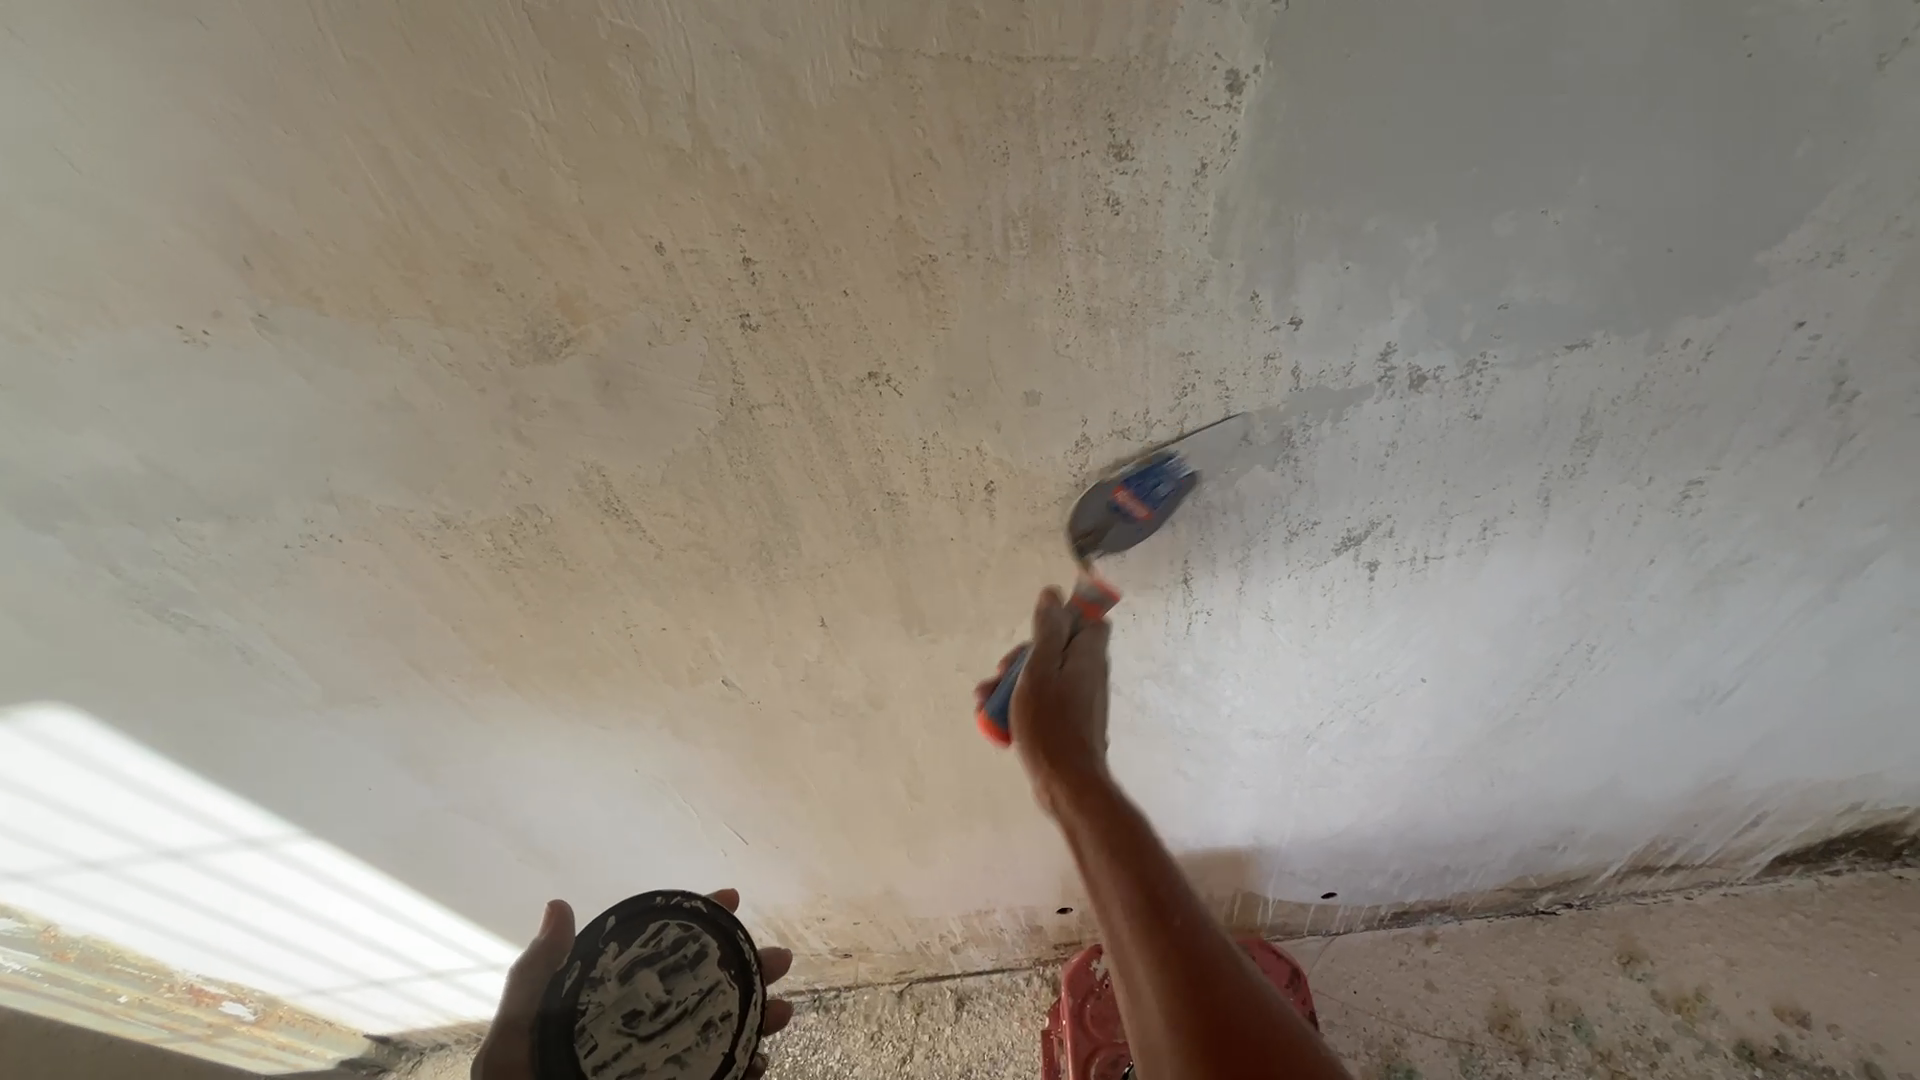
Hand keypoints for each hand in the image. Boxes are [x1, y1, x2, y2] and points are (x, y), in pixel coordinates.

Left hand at [471, 890, 794, 1079]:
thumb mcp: (510, 1049)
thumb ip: (533, 982)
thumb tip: (559, 906)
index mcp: (610, 1005)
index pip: (661, 950)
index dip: (699, 919)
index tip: (733, 897)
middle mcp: (644, 1031)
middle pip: (706, 987)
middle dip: (749, 966)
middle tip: (780, 959)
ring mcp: (665, 1068)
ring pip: (724, 1031)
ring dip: (758, 1016)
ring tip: (782, 1012)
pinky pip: (723, 1079)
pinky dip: (747, 1069)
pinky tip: (760, 1064)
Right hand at [974, 586, 1111, 815]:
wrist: (1066, 782)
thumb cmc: (1051, 722)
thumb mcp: (1041, 669)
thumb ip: (1048, 630)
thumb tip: (1053, 593)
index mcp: (1088, 655)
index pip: (1090, 619)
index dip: (1068, 614)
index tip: (1039, 622)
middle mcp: (1089, 673)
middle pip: (1057, 647)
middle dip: (1024, 654)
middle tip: (1001, 670)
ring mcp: (1079, 699)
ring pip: (1045, 675)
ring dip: (1014, 681)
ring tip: (984, 699)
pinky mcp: (1068, 722)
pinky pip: (1043, 700)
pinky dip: (1020, 702)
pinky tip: (994, 717)